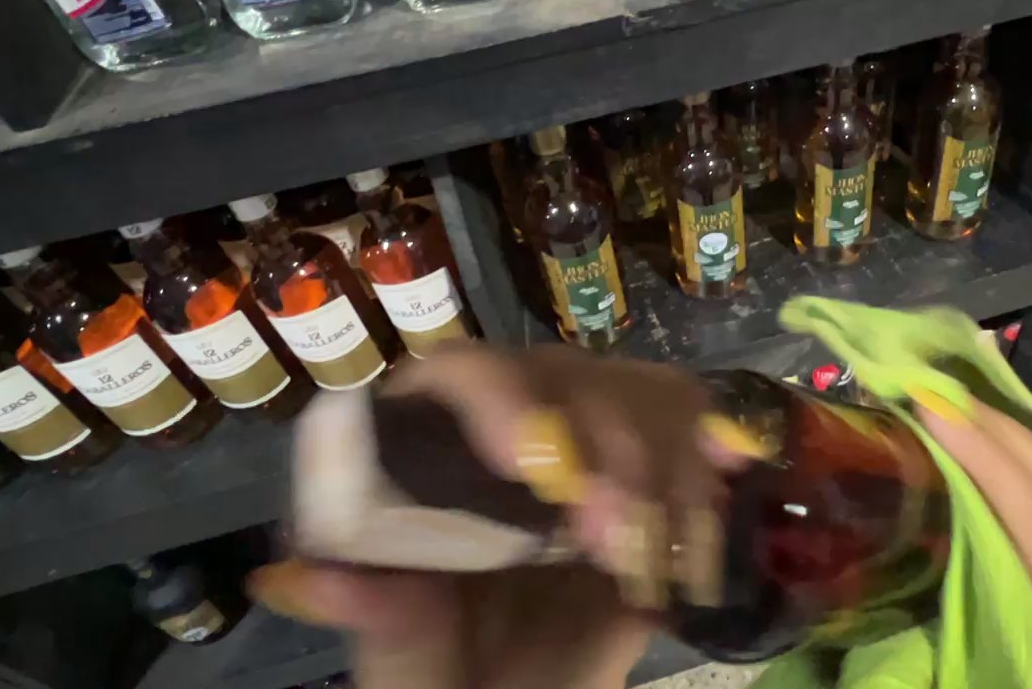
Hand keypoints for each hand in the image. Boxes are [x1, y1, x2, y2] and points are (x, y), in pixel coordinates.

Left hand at [252, 344, 759, 688]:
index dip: (495, 397)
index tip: (537, 462)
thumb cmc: (463, 678)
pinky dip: (709, 448)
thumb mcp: (416, 674)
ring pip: (636, 388)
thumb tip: (308, 572)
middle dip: (604, 443)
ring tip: (653, 550)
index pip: (454, 374)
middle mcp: (513, 420)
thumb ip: (385, 623)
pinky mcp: (652, 459)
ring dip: (661, 459)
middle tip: (615, 536)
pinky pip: (689, 420)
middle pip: (563, 373)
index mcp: (436, 449)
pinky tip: (724, 480)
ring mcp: (588, 432)